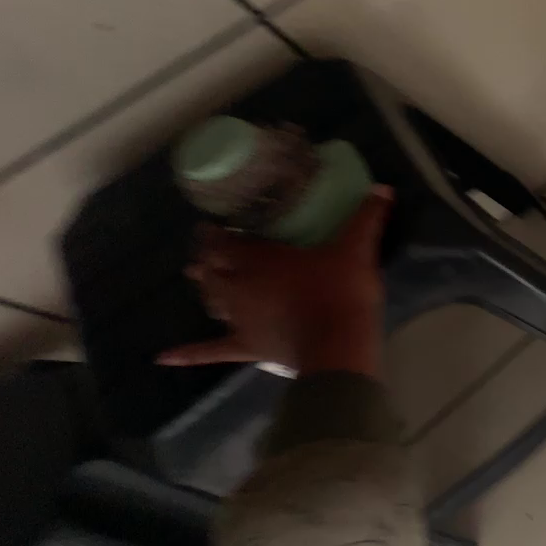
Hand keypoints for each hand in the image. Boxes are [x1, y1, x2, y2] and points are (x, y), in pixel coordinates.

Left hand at [159, 185, 392, 377]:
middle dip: (208, 258)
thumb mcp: (358, 249)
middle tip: (209, 249)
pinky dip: (188, 353)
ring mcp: (240, 319)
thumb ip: (368, 217)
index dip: (216, 234)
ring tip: (197, 276)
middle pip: (213, 271)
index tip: (212, 225)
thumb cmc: (342, 291)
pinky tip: (163, 358)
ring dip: (205, 288)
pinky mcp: (247, 346)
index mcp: (261, 261)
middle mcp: (240, 287)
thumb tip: (383, 188)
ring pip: (212, 301)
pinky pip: (212, 350)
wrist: (337, 345)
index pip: (227, 243)